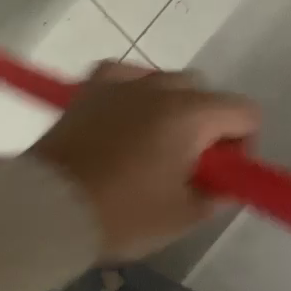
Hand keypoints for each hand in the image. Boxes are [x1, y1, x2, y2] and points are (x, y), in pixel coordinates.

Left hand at [28, 61, 260, 261]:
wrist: (48, 203)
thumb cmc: (122, 212)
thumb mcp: (186, 213)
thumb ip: (215, 191)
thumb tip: (219, 180)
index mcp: (185, 113)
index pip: (242, 111)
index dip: (242, 144)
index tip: (220, 173)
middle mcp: (149, 88)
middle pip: (198, 90)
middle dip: (205, 122)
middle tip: (189, 163)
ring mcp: (109, 85)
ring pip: (157, 80)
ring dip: (167, 105)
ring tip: (153, 145)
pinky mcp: (80, 93)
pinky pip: (116, 77)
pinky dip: (128, 93)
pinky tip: (123, 123)